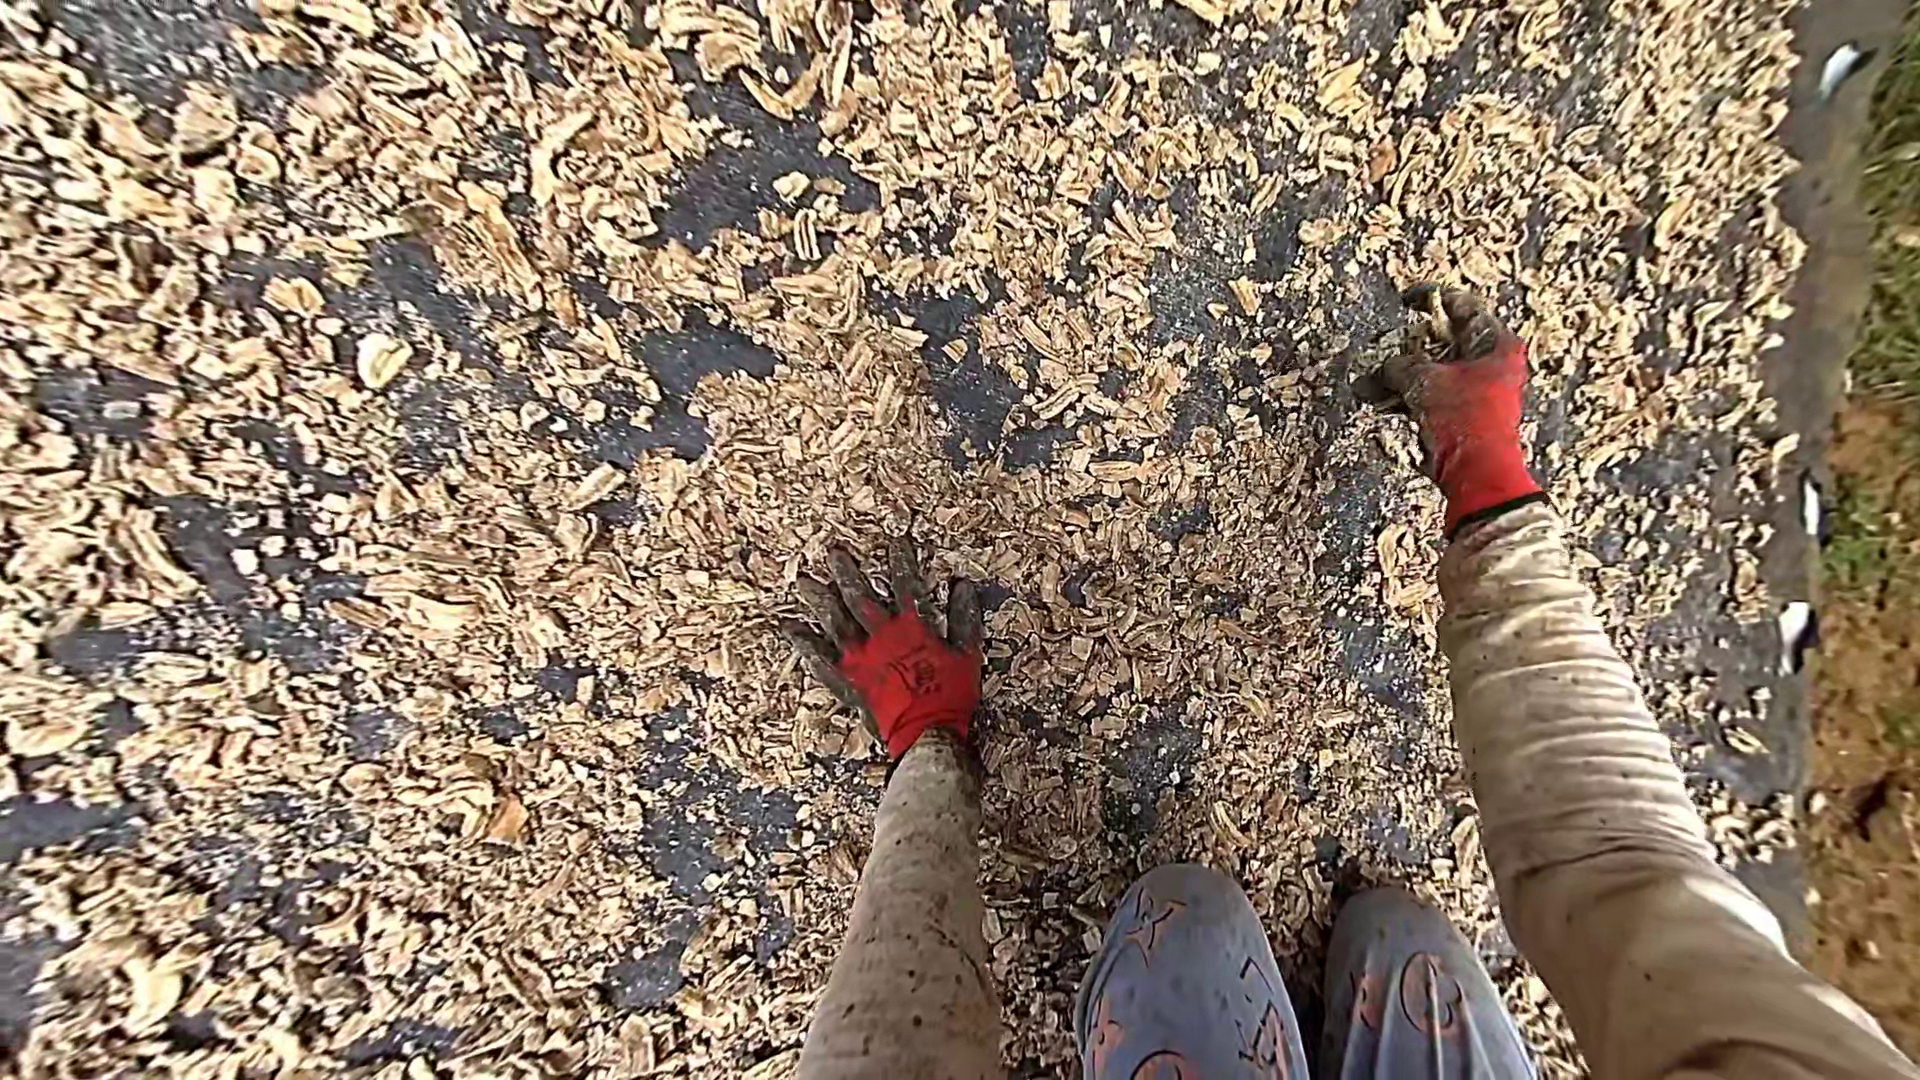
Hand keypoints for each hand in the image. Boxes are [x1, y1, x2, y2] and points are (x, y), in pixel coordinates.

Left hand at [781, 536, 983, 759]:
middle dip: (846, 572)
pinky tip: (791, 629)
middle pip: (860, 597)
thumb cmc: (950, 694)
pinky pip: (821, 659)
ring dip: (819, 600)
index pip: (906, 583)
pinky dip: (805, 644)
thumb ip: (964, 618)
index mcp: (912, 627)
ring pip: (835, 622)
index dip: (901, 559)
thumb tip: (963, 586)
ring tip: (804, 582)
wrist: (927, 733)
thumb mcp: (967, 653)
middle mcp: (882, 637)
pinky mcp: (848, 680)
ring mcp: (861, 659)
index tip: (894, 540)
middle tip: (833, 553)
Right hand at [1385, 284, 1544, 535]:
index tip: (1408, 296)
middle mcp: (1491, 364)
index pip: (1463, 309)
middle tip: (1383, 349)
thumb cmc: (1464, 422)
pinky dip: (1405, 397)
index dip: (1432, 300)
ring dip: (1400, 378)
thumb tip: (1386, 366)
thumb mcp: (1426, 383)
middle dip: (1406, 350)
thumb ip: (1402, 366)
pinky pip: (1428, 395)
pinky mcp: (1460, 413)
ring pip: (1430, 372)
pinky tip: (1384, 403)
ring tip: (1372, 385)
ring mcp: (1476, 389)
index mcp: (1496, 345)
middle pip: (1442, 344)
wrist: (1476, 471)